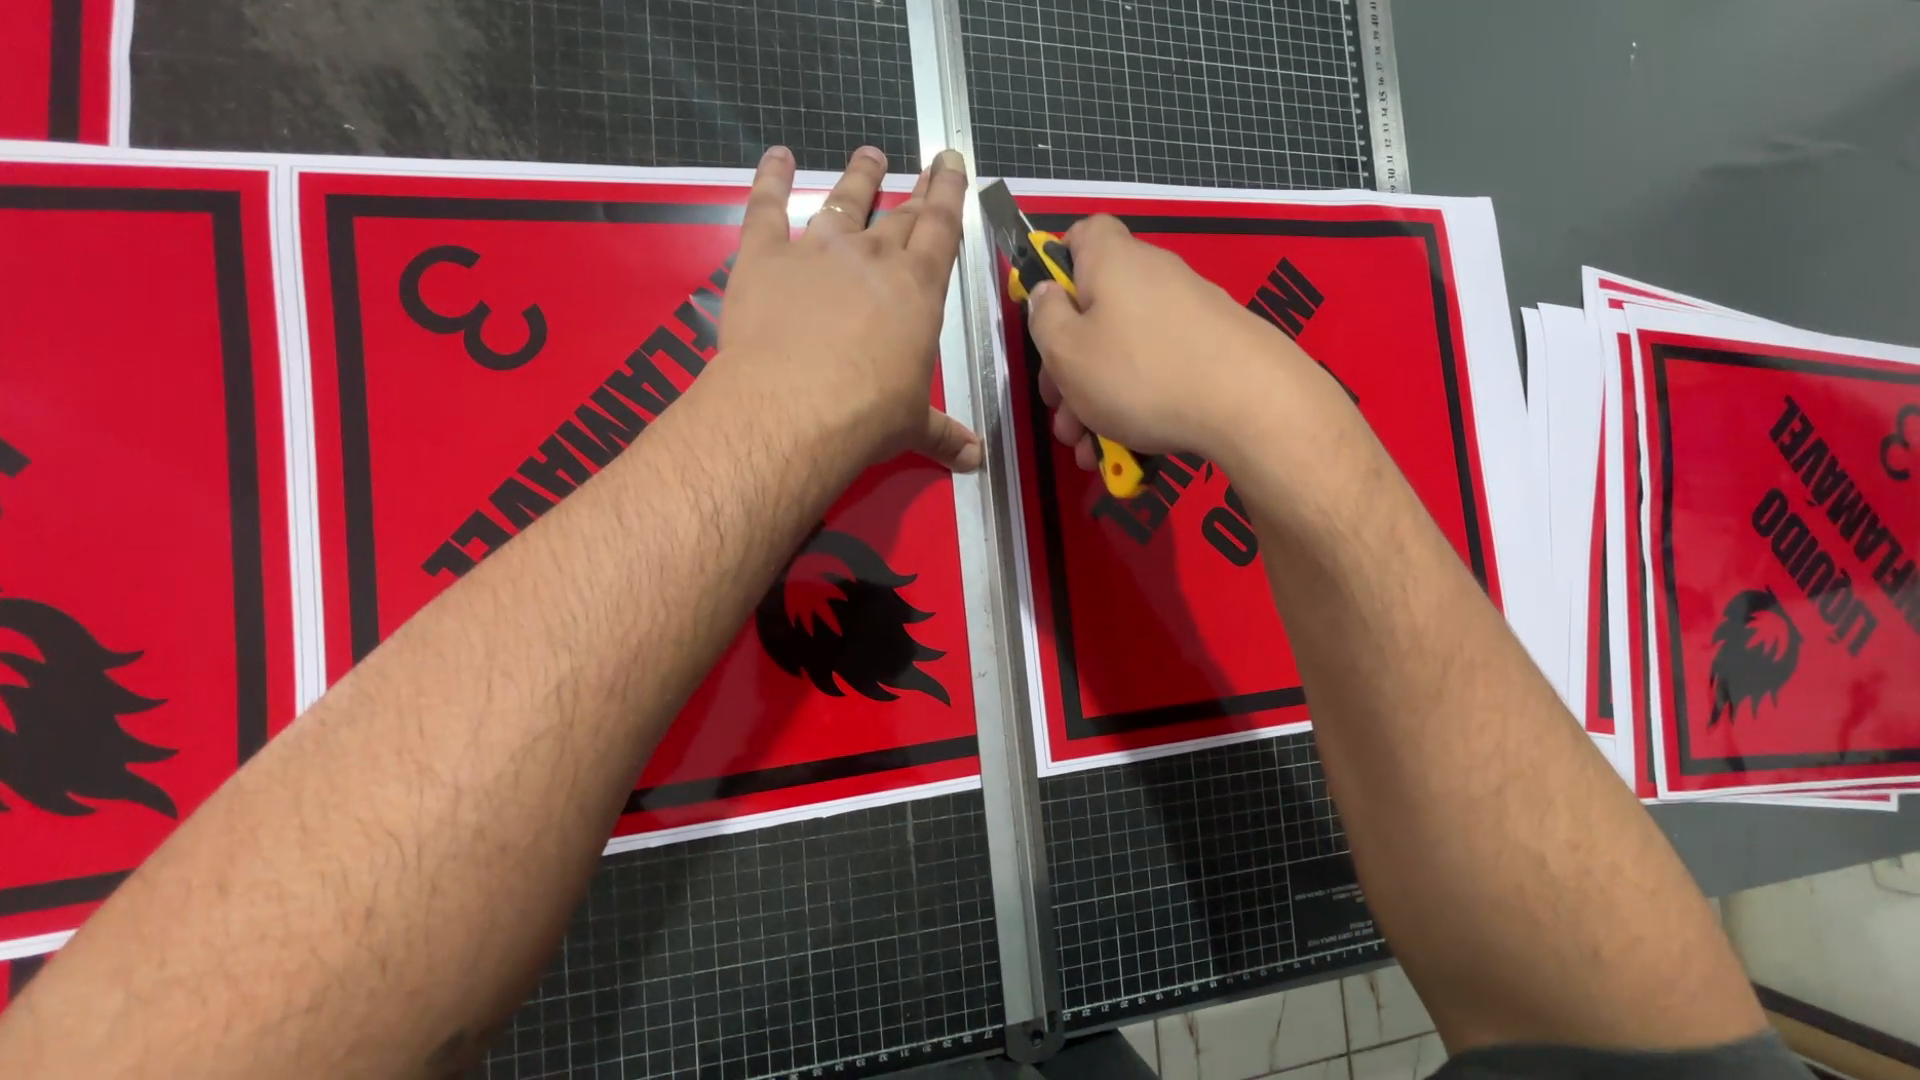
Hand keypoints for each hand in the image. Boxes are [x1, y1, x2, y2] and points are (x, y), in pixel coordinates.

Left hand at [710, 144, 980, 471]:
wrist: (792, 408)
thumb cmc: (866, 417)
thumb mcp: (912, 427)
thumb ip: (944, 434)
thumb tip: (976, 459)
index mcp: (918, 290)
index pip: (941, 230)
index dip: (949, 194)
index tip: (951, 165)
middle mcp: (873, 257)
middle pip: (901, 213)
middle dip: (917, 187)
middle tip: (926, 164)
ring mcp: (817, 250)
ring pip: (843, 199)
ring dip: (859, 176)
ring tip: (869, 155)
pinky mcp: (765, 255)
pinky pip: (767, 206)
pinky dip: (770, 177)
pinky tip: (777, 156)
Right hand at [1028, 215, 1335, 470]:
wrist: (1249, 405)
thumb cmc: (1141, 373)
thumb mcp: (1066, 351)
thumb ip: (1044, 318)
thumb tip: (1047, 294)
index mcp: (1112, 261)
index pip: (1082, 233)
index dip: (1057, 264)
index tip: (1046, 311)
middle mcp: (1152, 277)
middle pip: (1096, 311)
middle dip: (1069, 366)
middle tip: (1059, 410)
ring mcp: (1187, 314)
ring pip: (1123, 353)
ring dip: (1097, 401)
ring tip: (1088, 449)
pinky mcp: (1212, 350)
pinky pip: (1157, 372)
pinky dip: (1137, 405)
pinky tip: (1127, 450)